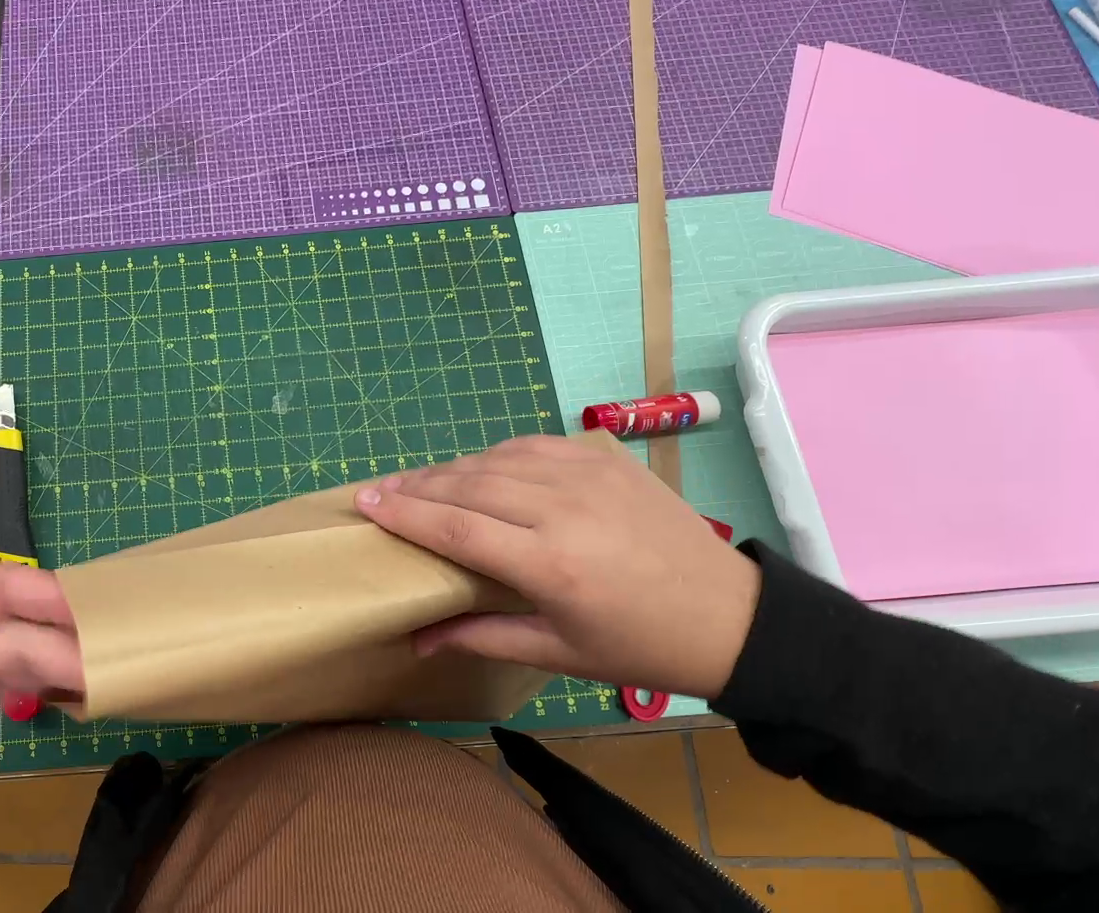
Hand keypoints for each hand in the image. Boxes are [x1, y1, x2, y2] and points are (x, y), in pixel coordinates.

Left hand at [0, 565, 82, 903]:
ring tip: (112, 676)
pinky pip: (8, 694)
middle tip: (118, 660)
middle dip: (64, 633)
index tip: (89, 610)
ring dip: (63, 661)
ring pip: (19, 656)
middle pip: (12, 624)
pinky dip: (46, 691)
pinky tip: (78, 696)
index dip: (36, 591)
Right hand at [355, 435, 759, 699]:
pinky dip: (494, 454)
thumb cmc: (640, 647)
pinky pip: (531, 444)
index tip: (365, 502)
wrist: (733, 617)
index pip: (457, 528)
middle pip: (467, 485)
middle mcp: (564, 509)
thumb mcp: (560, 654)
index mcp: (553, 565)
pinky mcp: (604, 458)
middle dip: (415, 486)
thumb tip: (416, 640)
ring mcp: (587, 475)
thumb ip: (481, 636)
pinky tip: (477, 468)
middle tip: (378, 489)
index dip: (405, 514)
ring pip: (494, 459)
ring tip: (417, 481)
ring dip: (449, 469)